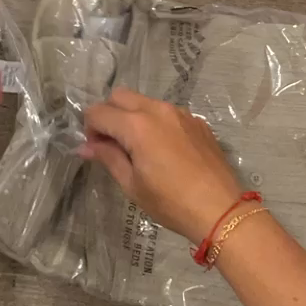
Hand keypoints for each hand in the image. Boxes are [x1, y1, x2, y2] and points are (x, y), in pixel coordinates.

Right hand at [79, 87, 244, 241]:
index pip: (99, 112)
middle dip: (109, 114)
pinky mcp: (196, 120)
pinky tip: (165, 151)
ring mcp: (180, 112)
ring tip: (139, 149)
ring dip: (133, 116)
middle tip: (112, 144)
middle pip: (120, 96)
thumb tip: (85, 146)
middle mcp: (157, 109)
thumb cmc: (171, 202)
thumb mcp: (132, 185)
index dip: (90, 129)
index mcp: (137, 125)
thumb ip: (108, 158)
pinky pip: (167, 112)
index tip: (96, 150)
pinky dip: (156, 122)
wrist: (220, 209)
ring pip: (145, 101)